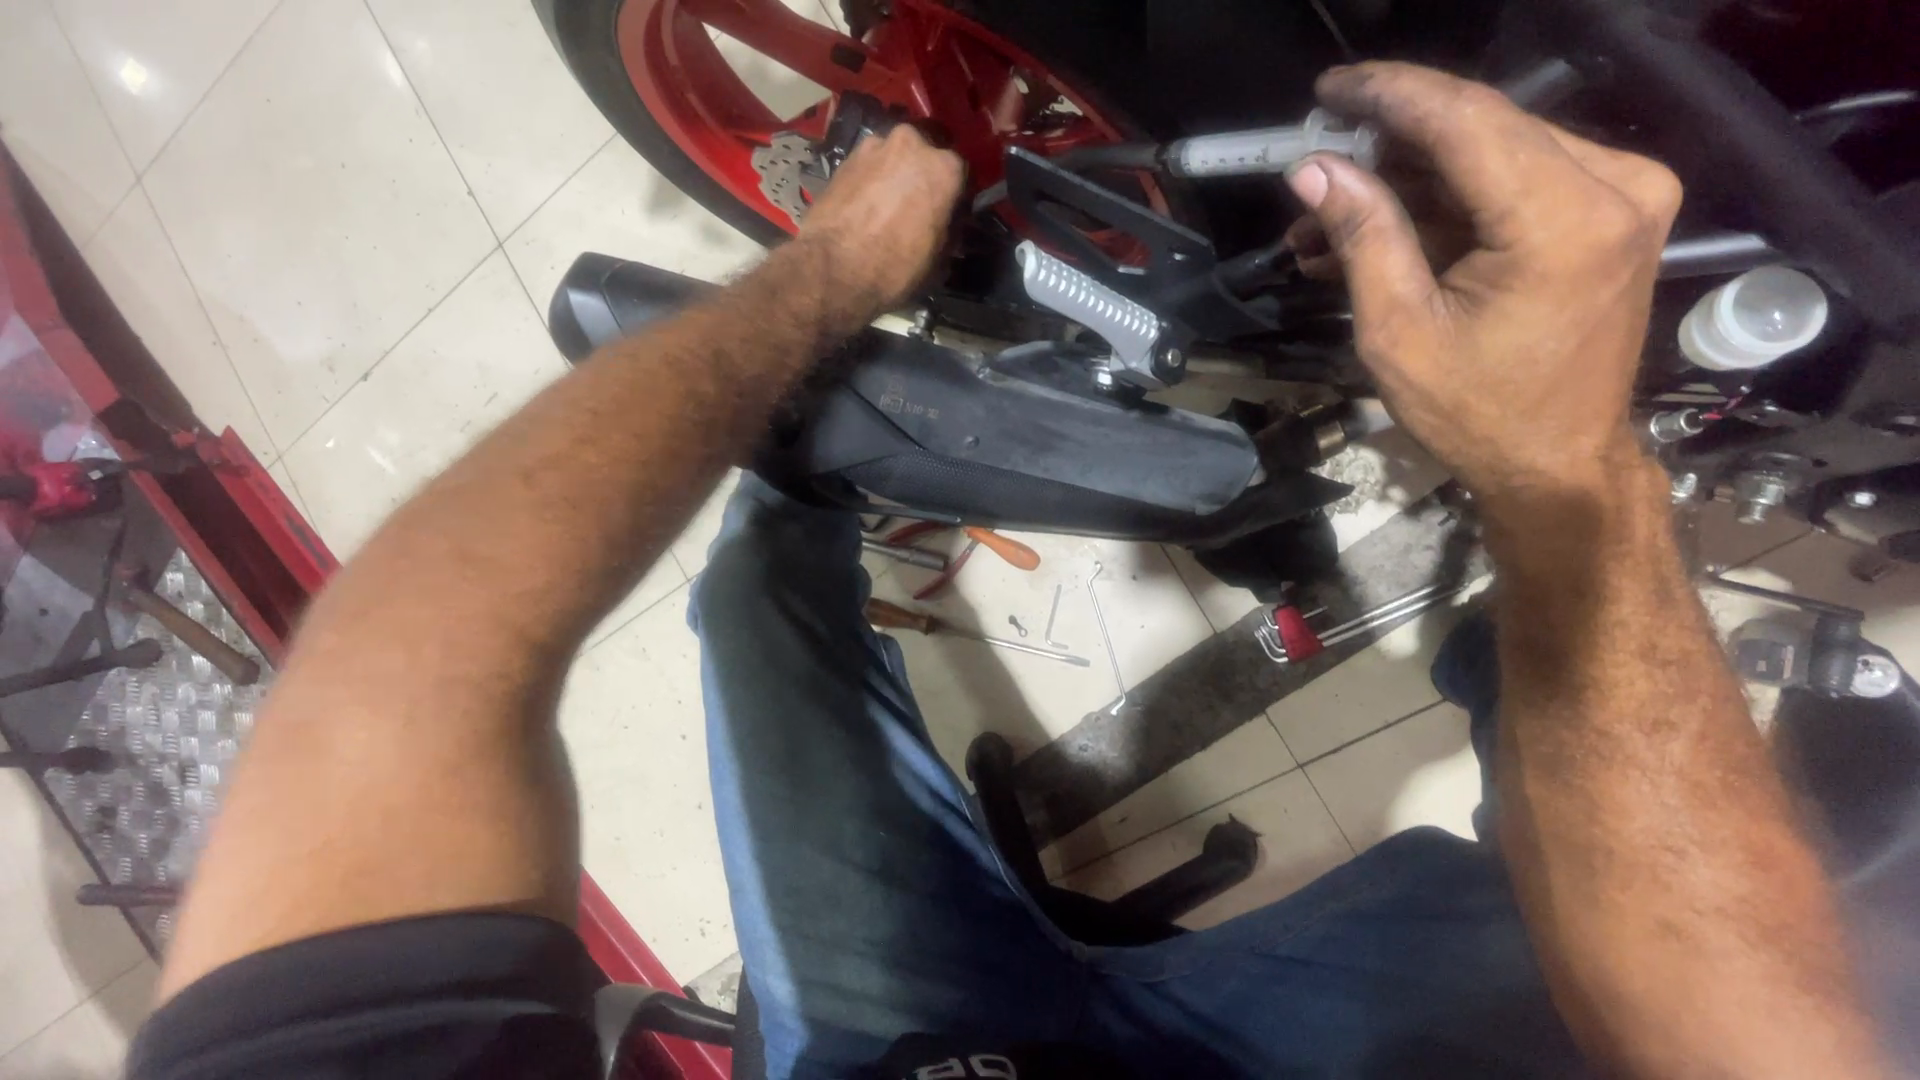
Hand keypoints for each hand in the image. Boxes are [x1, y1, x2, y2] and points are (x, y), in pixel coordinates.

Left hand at [796, 125, 964, 315]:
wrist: (833, 269)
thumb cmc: (896, 267)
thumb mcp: (939, 259)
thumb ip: (948, 231)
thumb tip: (944, 226)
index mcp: (945, 167)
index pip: (961, 177)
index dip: (955, 200)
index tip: (949, 217)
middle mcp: (912, 143)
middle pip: (925, 159)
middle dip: (923, 180)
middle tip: (917, 211)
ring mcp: (874, 146)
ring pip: (894, 160)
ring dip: (895, 178)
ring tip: (888, 209)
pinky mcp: (844, 158)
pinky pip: (868, 168)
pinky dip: (871, 182)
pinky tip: (866, 208)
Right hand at [1285, 62, 1681, 517]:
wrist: (1557, 460)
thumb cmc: (1476, 412)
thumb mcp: (1399, 332)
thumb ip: (1363, 237)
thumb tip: (1314, 169)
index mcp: (1564, 220)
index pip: (1466, 120)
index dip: (1389, 96)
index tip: (1328, 91)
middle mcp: (1614, 185)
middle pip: (1480, 128)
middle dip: (1387, 147)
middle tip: (1314, 172)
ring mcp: (1622, 194)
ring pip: (1491, 152)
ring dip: (1406, 182)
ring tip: (1326, 224)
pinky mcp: (1610, 212)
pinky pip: (1514, 180)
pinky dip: (1445, 202)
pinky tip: (1380, 231)